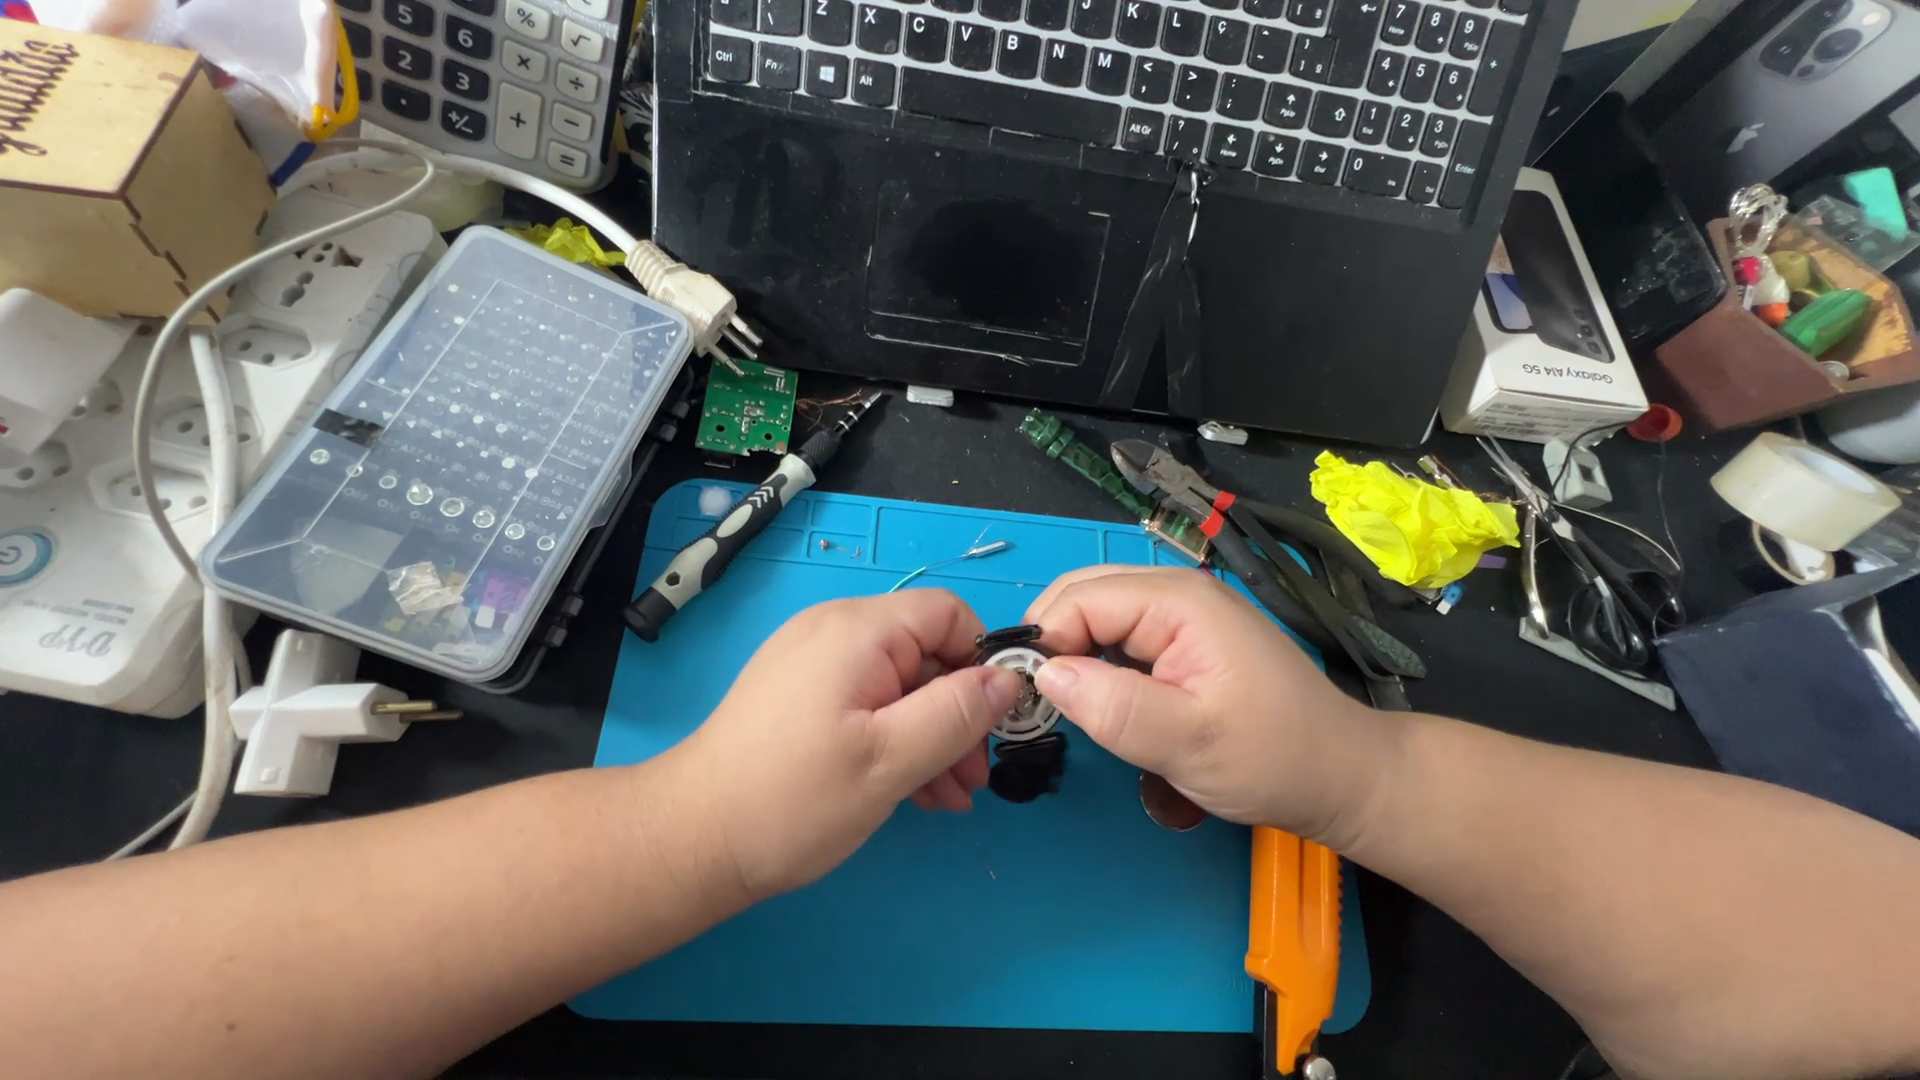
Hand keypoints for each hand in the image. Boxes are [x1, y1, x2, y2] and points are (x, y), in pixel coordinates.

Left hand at [676, 590, 1022, 899]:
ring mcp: (815, 663)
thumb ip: (957, 713)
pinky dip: (897, 739)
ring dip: (933, 736)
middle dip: (958, 713)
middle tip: (972, 778)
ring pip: (901, 685)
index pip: (947, 613)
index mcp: (858, 630)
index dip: (981, 660)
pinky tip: (914, 791)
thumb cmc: (795, 798)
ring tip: (948, 797)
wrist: (692, 840)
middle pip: (925, 653)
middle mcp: (835, 632)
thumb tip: (1008, 678)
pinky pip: (870, 702)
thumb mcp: (891, 759)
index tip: (995, 721)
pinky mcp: (803, 695)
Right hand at [1025, 566, 1401, 846]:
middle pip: (1083, 594)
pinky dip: (1095, 658)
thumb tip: (1044, 675)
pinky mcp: (1182, 635)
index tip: (1028, 696)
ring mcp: (1181, 610)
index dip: (1045, 642)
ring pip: (1096, 612)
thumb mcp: (1189, 743)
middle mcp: (1176, 591)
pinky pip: (1119, 632)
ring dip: (1071, 649)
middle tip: (1040, 699)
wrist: (1340, 775)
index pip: (1080, 599)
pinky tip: (1099, 695)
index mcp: (1179, 601)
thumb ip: (1114, 707)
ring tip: (1065, 700)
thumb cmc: (1272, 758)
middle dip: (1052, 639)